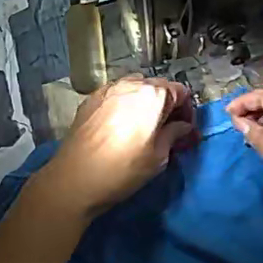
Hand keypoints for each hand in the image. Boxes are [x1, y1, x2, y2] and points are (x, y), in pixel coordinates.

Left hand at [32, 76, 196, 217]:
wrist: (74, 178)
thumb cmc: (123, 169)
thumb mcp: (158, 157)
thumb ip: (174, 134)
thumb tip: (183, 126)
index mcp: (153, 94)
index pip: (181, 92)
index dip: (187, 112)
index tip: (185, 131)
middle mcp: (130, 84)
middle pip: (158, 87)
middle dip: (167, 106)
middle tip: (167, 131)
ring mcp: (107, 89)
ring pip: (136, 89)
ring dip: (145, 104)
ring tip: (143, 129)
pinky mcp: (90, 99)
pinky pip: (116, 96)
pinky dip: (125, 106)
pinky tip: (121, 127)